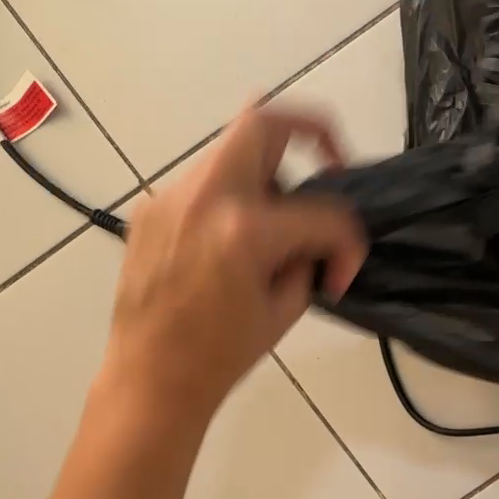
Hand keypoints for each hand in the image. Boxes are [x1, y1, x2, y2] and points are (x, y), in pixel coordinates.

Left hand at [102, 106, 367, 418]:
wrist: (151, 374)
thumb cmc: (224, 353)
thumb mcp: (286, 307)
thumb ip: (306, 259)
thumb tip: (314, 239)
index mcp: (245, 230)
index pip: (323, 212)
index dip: (347, 242)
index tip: (341, 272)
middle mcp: (204, 197)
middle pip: (262, 124)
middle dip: (310, 132)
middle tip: (331, 163)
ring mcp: (172, 196)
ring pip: (232, 154)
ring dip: (269, 178)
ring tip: (278, 228)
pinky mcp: (152, 208)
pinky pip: (206, 185)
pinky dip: (236, 202)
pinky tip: (237, 246)